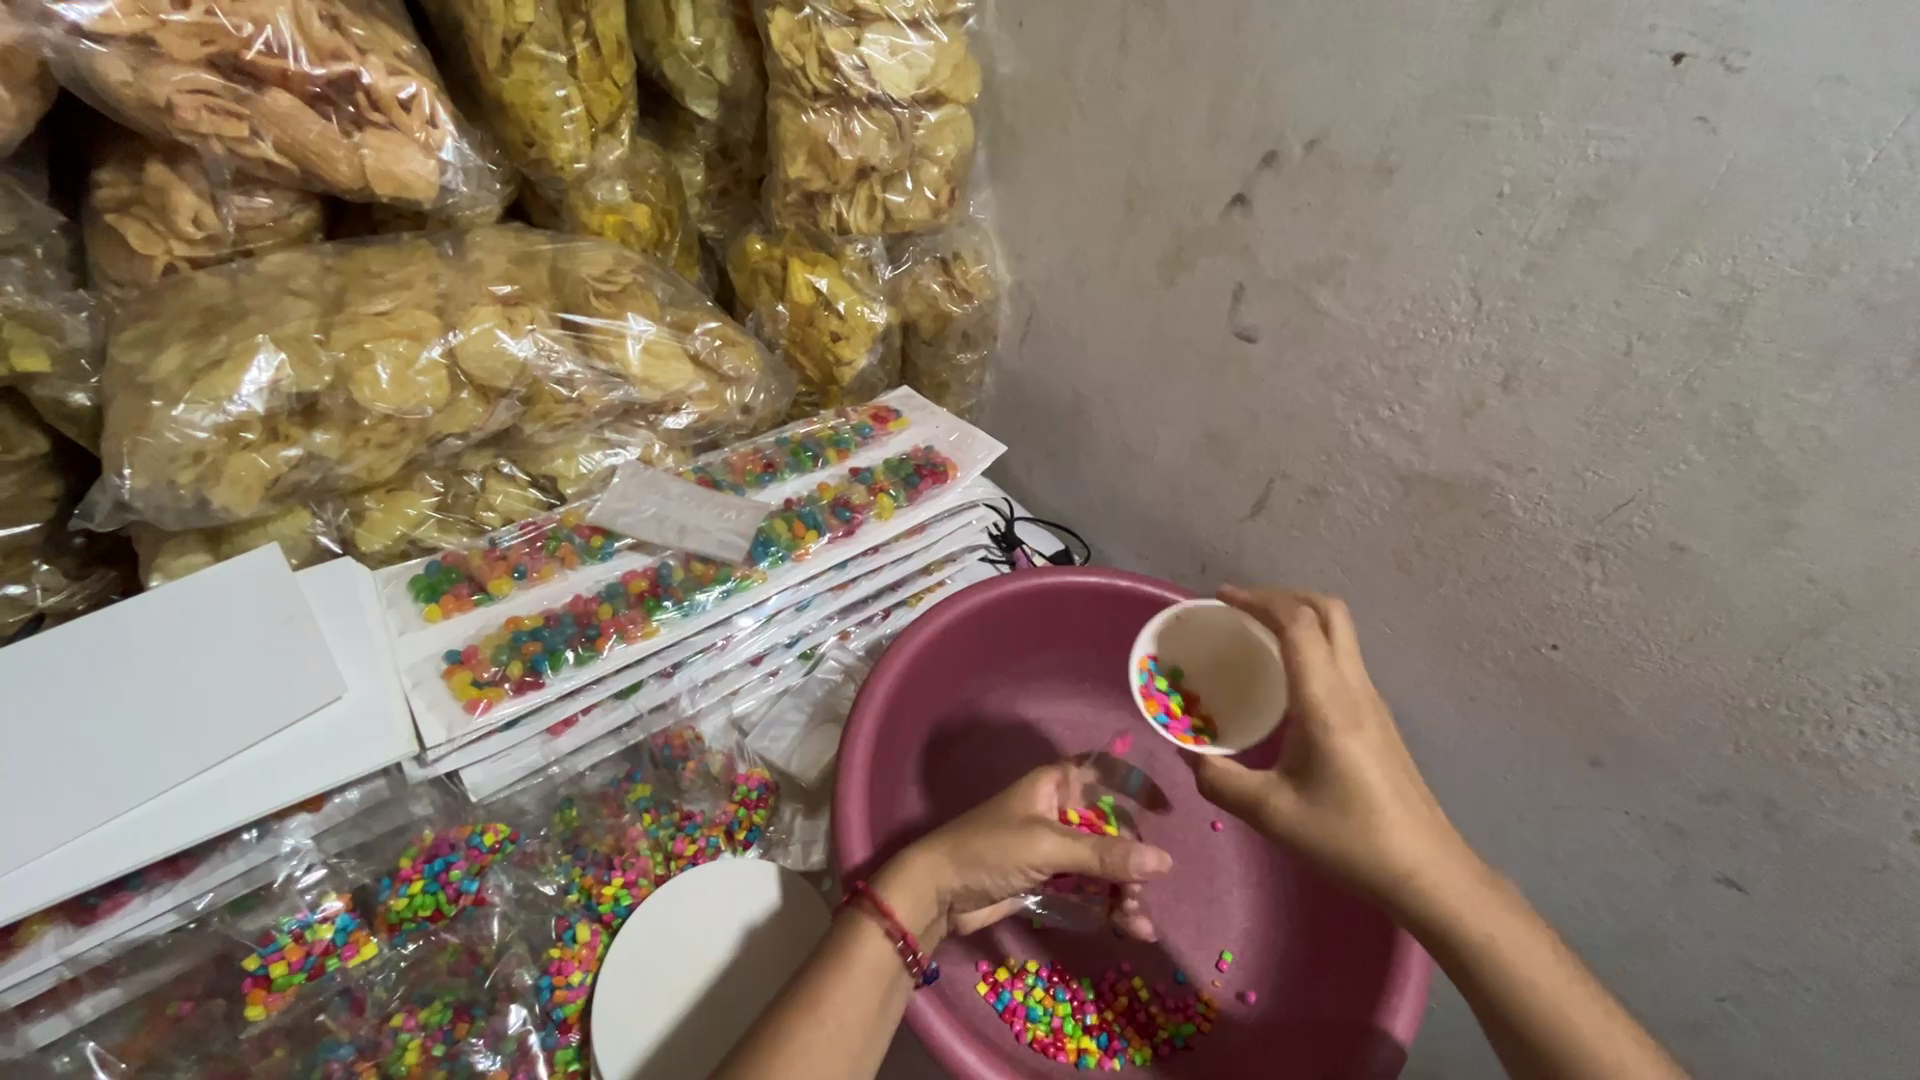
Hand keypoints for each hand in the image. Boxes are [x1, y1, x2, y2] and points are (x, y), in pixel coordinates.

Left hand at [874, 761, 1173, 945]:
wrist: (938, 891)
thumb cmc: (989, 849)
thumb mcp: (1048, 847)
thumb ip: (1104, 854)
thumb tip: (1163, 861)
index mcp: (1055, 785)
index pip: (1104, 772)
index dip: (1135, 784)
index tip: (1167, 810)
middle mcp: (1060, 811)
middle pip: (1112, 828)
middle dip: (1133, 860)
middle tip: (1140, 893)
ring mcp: (1056, 848)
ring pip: (1105, 863)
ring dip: (1125, 891)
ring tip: (1135, 922)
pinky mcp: (1050, 881)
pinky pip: (1091, 889)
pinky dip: (1110, 907)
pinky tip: (1129, 928)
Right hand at [1186, 585, 1482, 920]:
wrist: (1427, 873)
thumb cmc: (1349, 838)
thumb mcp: (1270, 812)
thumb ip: (1219, 779)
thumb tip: (1187, 753)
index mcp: (1326, 701)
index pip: (1297, 624)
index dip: (1258, 600)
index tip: (1220, 599)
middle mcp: (1354, 688)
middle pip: (1328, 611)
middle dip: (1282, 596)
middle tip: (1240, 609)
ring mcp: (1372, 701)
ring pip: (1340, 632)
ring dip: (1298, 618)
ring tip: (1256, 634)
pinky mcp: (1378, 718)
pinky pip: (1342, 658)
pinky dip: (1310, 645)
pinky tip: (1283, 679)